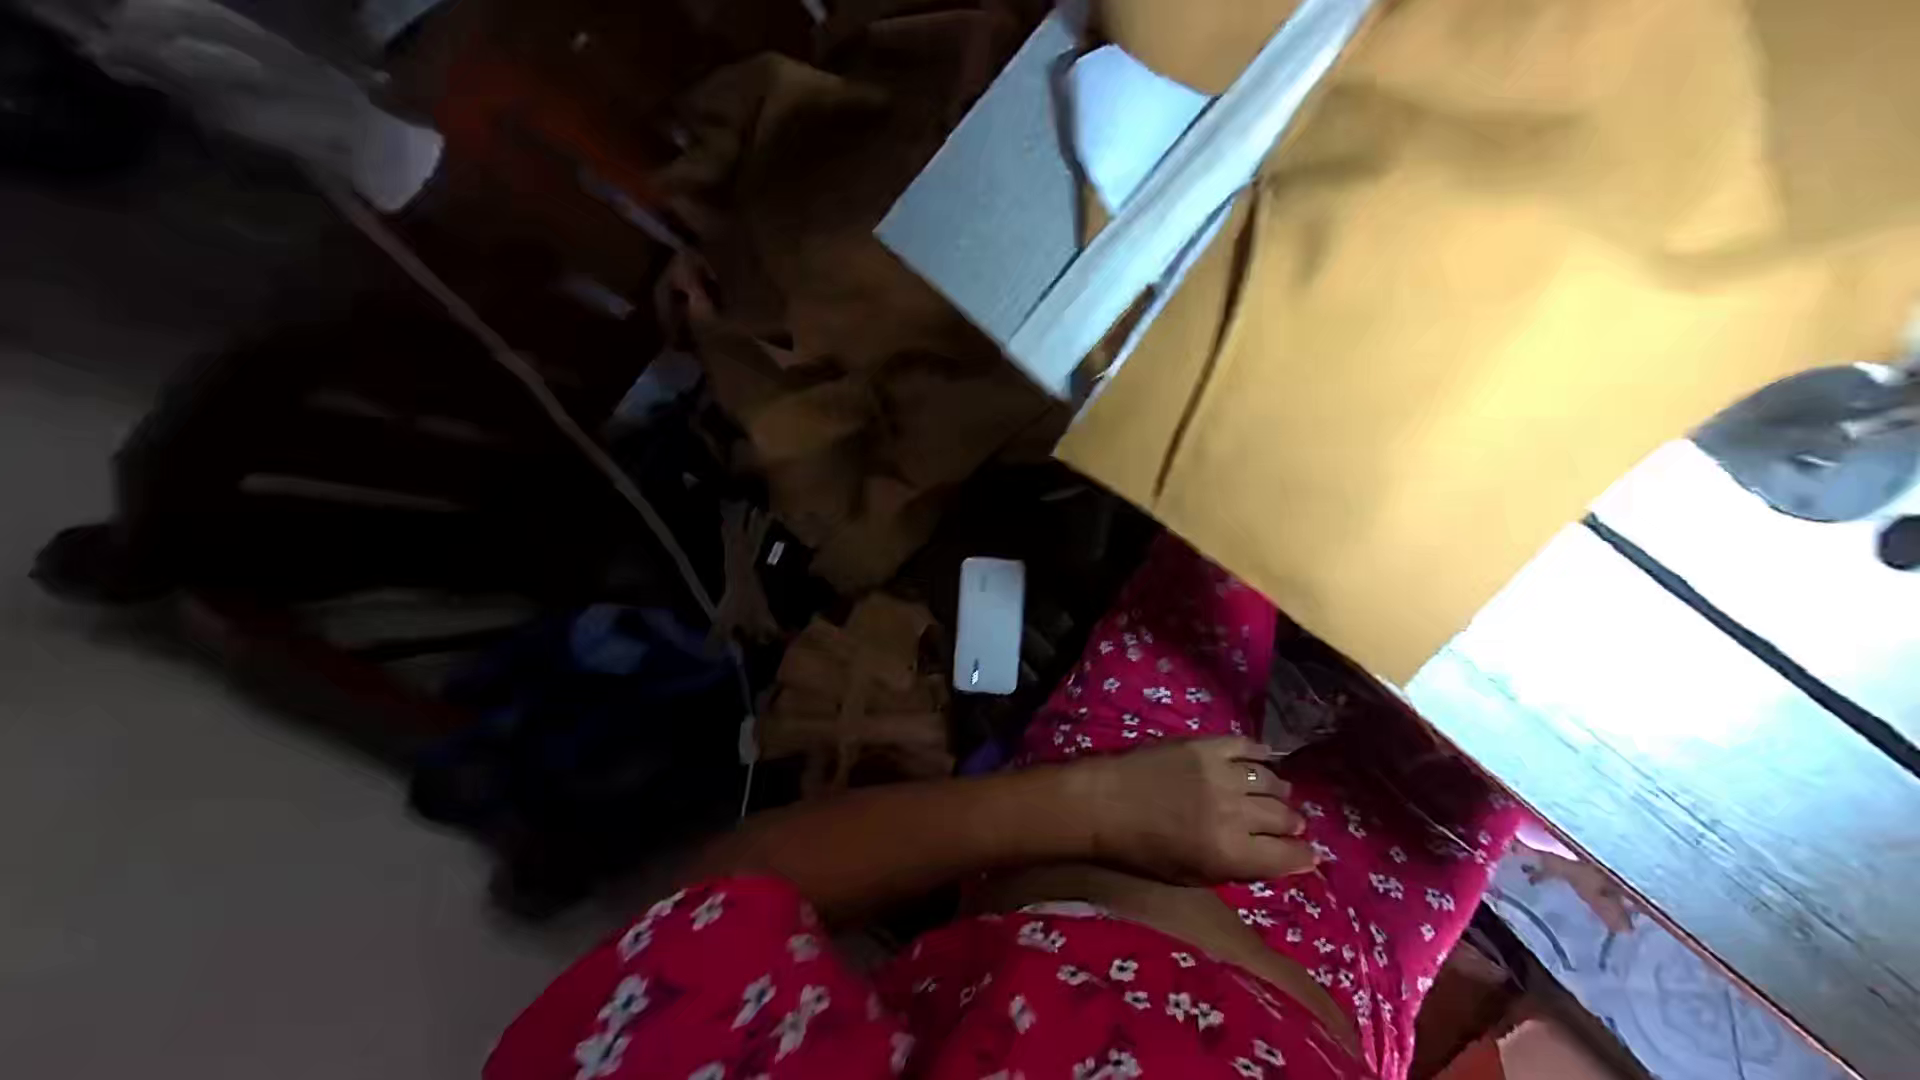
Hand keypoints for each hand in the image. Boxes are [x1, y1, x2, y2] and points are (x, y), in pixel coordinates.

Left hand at [1064, 737, 1313, 884]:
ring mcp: (1220, 773)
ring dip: (1277, 791)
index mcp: (1231, 852)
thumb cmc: (1142, 849)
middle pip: (1285, 816)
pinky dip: (1260, 753)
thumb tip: (1287, 859)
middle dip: (1290, 824)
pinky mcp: (1204, 745)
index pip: (1292, 855)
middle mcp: (1234, 812)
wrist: (1103, 802)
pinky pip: (1246, 745)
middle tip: (1283, 824)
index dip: (1302, 855)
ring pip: (1271, 780)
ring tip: (1272, 794)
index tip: (1302, 852)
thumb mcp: (1195, 876)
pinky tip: (1262, 760)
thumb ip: (1243, 868)